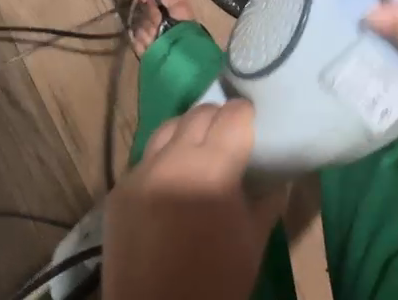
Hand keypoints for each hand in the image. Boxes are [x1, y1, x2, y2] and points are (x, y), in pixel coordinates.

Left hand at [103, 101, 286, 299]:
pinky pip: (146, 158)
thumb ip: (268, 199)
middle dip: (219, 118)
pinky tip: (172, 181)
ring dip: (188, 131)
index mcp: (212, 170)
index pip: (233, 116)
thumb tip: (279, 174)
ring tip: (199, 152)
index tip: (254, 123)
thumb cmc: (216, 283)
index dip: (247, 115)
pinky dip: (163, 159)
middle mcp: (173, 160)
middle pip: (200, 114)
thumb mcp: (253, 242)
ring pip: (168, 128)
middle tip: (231, 137)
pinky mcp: (119, 189)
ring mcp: (141, 172)